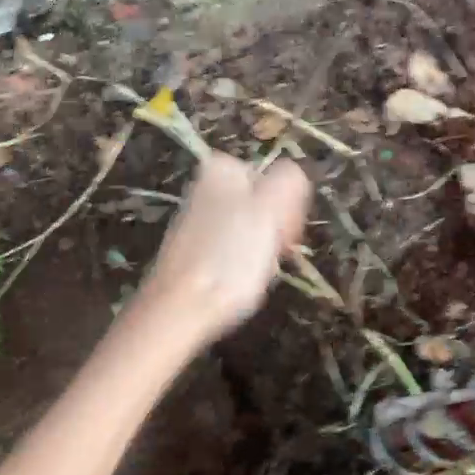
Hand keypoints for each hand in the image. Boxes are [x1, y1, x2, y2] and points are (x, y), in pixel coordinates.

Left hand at [133, 152, 310, 348]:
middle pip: (267, 203)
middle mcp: (207, 186)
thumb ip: (288, 181)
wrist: (180, 306)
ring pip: (255, 227)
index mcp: (222, 168)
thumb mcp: (269, 210)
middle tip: (272, 252)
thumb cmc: (229, 257)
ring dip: (263, 248)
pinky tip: (238, 280)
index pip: (282, 177)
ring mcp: (201, 218)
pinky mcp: (197, 247)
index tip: (287, 230)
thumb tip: (294, 171)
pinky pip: (236, 249)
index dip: (290, 206)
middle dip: (276, 228)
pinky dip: (243, 263)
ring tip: (253, 269)